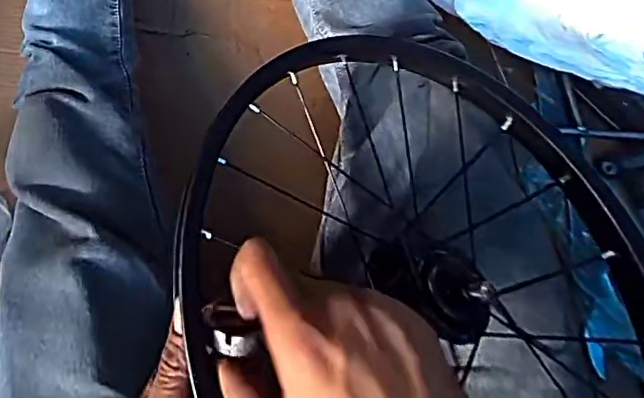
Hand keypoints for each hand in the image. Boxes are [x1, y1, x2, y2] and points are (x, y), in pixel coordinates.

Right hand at [222, 238, 457, 397]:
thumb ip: (245, 388)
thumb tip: (231, 368)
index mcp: (303, 336)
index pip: (255, 258)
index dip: (243, 277)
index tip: (247, 306)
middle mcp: (341, 310)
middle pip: (297, 289)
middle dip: (293, 322)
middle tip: (303, 371)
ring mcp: (380, 310)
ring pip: (334, 300)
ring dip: (330, 329)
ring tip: (346, 382)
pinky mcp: (412, 320)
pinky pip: (370, 310)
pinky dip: (365, 335)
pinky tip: (375, 380)